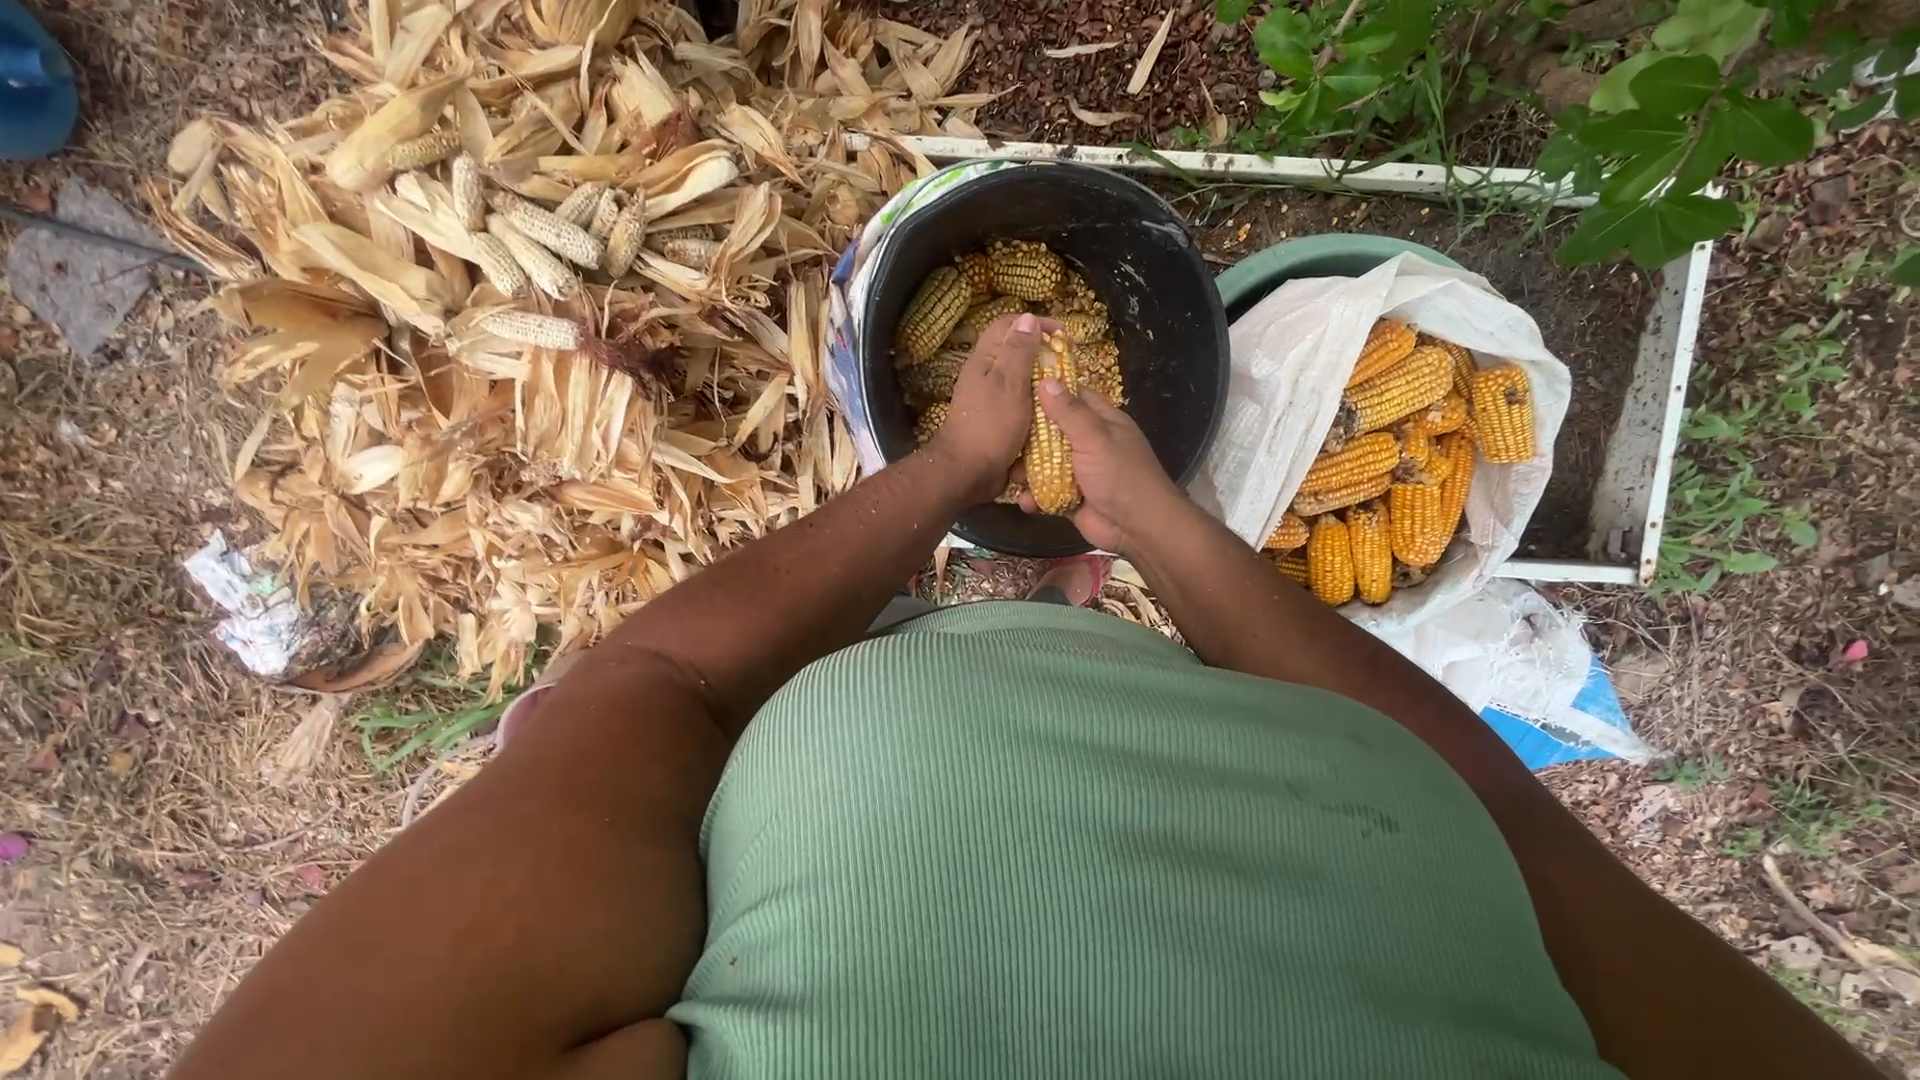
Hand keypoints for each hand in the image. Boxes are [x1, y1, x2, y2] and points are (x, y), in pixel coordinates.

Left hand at [929, 312, 1057, 502]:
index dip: (1035, 324)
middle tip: (1068, 364)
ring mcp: (992, 399)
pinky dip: (1038, 406)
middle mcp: (987, 375)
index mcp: (985, 360)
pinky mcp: (1000, 421)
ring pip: (1022, 380)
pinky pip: (1023, 405)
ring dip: (1043, 382)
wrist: (969, 472)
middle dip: (1043, 353)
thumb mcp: (1009, 383)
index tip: (1062, 334)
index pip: (1008, 325)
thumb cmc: (989, 425)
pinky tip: (1055, 412)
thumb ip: (1018, 351)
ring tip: (1066, 388)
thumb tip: (1028, 318)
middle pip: (1016, 352)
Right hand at [1020, 380, 1184, 553]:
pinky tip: (1026, 501)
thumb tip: (1047, 380)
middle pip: (1052, 431)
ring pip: (1045, 464)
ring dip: (1027, 471)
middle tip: (1005, 437)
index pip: (1073, 396)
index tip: (1018, 389)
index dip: (1049, 391)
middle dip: (1029, 437)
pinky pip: (1046, 492)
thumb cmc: (1120, 474)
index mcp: (1102, 421)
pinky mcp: (1071, 497)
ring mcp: (1079, 471)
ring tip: (1012, 475)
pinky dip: (1035, 497)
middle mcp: (1089, 443)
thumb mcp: (1094, 437)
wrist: (1137, 527)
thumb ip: (1069, 411)